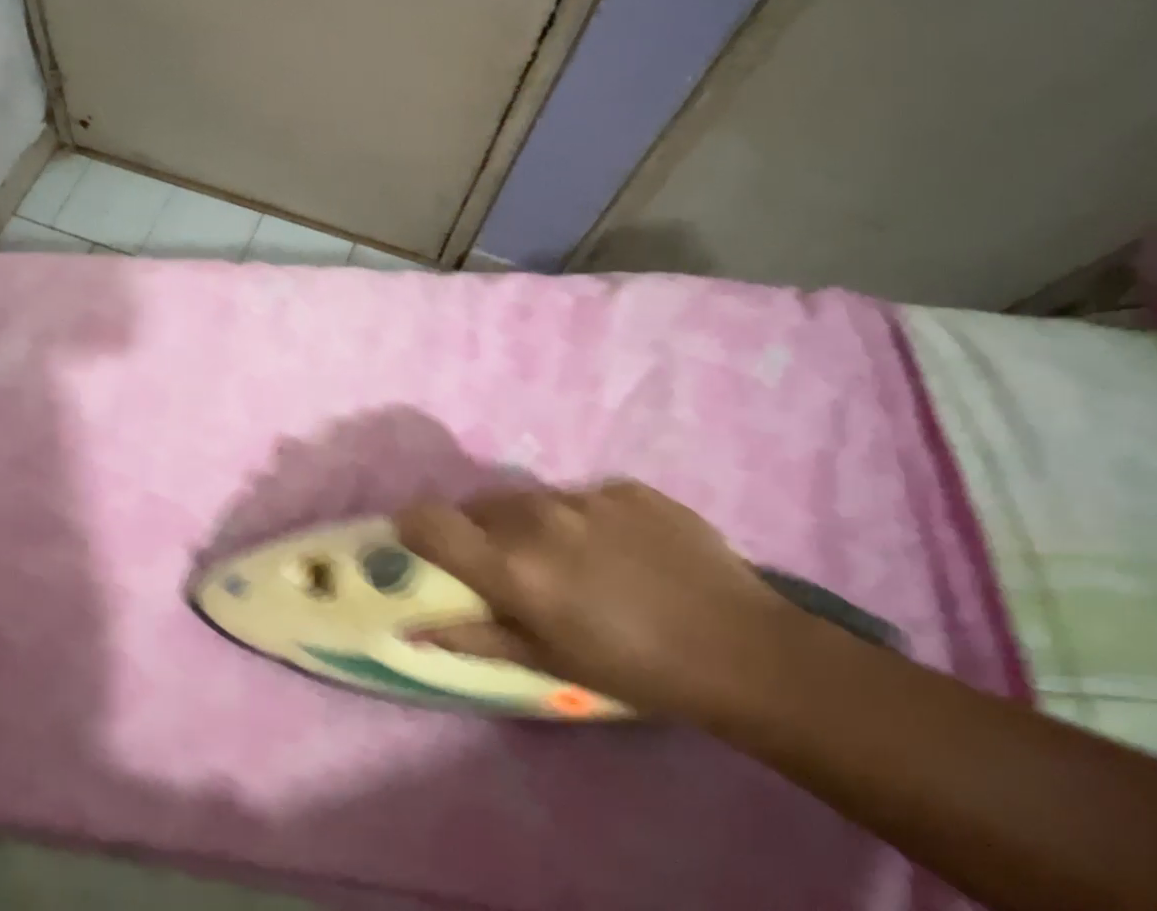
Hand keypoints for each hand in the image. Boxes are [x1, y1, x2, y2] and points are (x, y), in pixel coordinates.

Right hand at [395, 481, 794, 717]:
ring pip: (528, 499)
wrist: (744, 650)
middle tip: (506, 570)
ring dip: (528, 525)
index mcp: (511, 565)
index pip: (427, 519)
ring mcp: (586, 495)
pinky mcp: (627, 487)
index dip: (412, 528)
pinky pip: (579, 497)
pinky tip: (619, 554)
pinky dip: (580, 520)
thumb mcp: (544, 661)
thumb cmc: (634, 670)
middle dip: (476, 533)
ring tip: (571, 564)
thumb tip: (413, 625)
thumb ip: (471, 635)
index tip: (420, 548)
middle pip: (476, 506)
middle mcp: (538, 517)